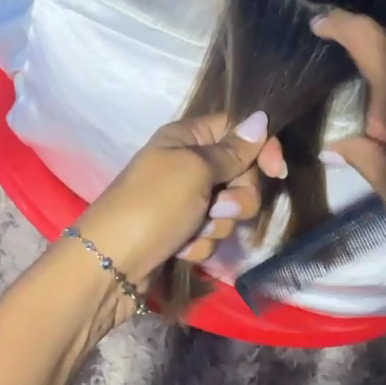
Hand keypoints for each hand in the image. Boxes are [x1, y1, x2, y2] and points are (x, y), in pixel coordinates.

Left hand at [68, 111, 283, 299]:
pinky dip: (201, 243)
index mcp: (186, 137)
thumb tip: (261, 119)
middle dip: (238, 196)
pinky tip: (181, 250)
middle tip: (218, 207)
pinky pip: (211, 232)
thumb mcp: (195, 170)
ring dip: (218, 224)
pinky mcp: (182, 232)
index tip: (276, 172)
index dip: (261, 147)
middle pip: (240, 172)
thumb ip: (232, 150)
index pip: (238, 129)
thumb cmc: (152, 206)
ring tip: (193, 232)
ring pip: (229, 208)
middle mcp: (186, 163)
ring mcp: (184, 200)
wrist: (109, 265)